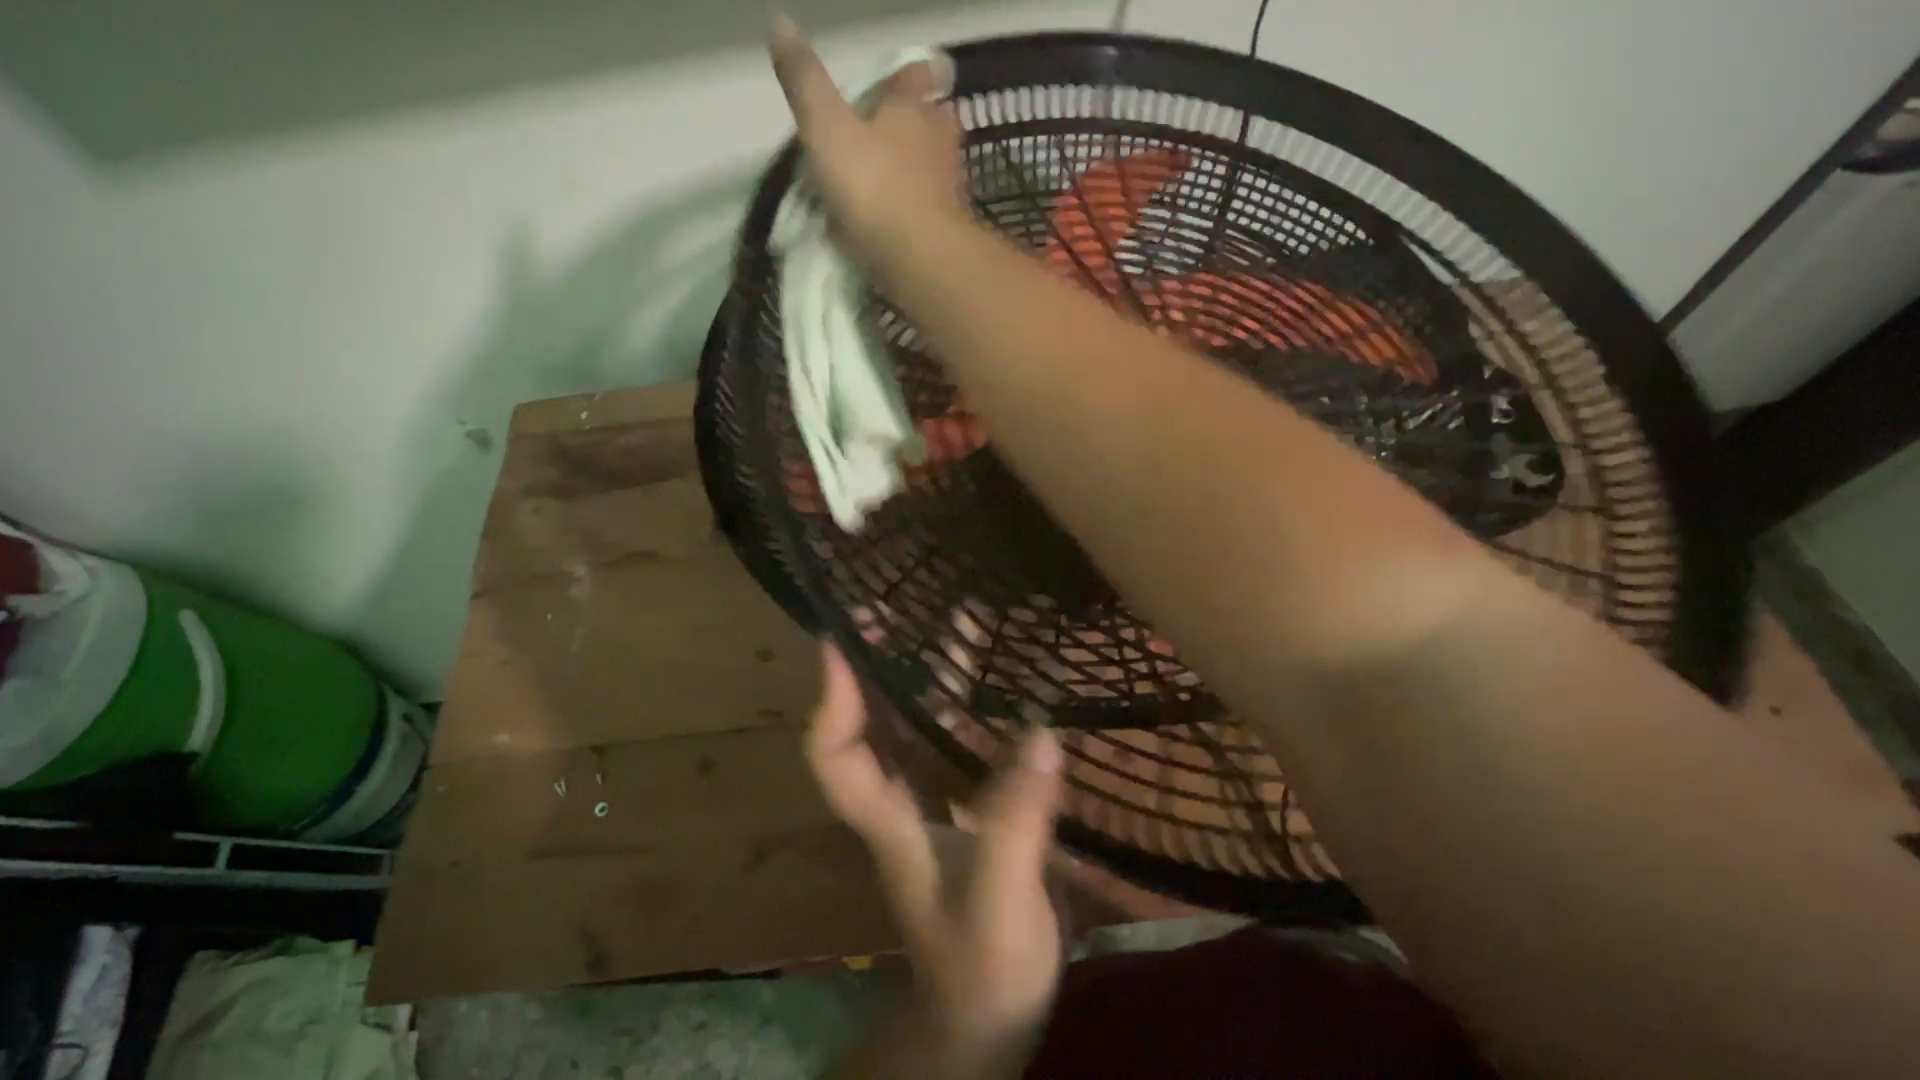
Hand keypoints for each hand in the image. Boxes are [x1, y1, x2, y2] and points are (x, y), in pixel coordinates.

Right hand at [770, 17, 972, 276]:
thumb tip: (781, 23)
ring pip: (933, 167)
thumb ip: (806, 82)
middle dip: (915, 124)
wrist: (921, 258)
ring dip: (914, 170)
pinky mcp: (948, 230)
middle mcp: (939, 142)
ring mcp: (948, 188)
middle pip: (933, 121)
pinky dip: (912, 211)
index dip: (905, 75)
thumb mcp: (827, 128)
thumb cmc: (875, 186)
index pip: (916, 75)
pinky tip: (890, 223)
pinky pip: (928, 210)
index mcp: (913, 109)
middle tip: (886, 134)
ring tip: (883, 182)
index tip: (891, 83)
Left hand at [805, 643, 1065, 1065]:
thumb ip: (1016, 820)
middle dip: (880, 668)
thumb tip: (1042, 731)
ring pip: (916, 734)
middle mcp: (900, 807)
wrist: (987, 1021)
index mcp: (889, 823)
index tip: (839, 638)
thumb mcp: (1000, 897)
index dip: (832, 698)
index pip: (836, 755)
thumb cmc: (982, 966)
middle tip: (901, 609)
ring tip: (962, 627)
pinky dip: (974, 715)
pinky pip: (960, 754)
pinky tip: (1008, 691)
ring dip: (931, 681)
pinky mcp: (968, 822)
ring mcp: (933, 815)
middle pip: (871, 728)